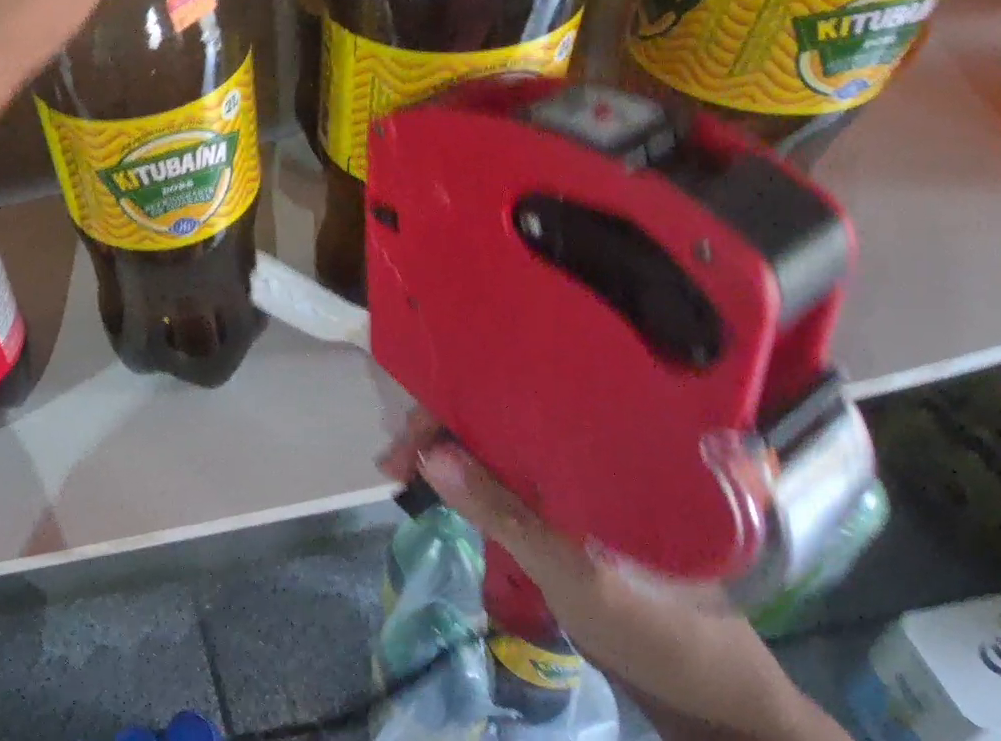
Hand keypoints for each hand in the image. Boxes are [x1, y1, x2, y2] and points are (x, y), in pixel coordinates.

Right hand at [380, 411, 847, 740]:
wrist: (715, 700)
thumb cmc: (658, 627)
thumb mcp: (572, 570)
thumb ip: (502, 512)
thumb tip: (431, 454)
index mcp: (596, 453)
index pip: (509, 407)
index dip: (448, 414)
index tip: (403, 447)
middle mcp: (585, 461)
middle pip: (497, 425)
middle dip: (438, 433)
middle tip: (392, 463)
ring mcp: (577, 491)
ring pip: (499, 454)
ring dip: (449, 457)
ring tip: (404, 472)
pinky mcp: (570, 520)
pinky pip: (509, 486)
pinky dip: (470, 484)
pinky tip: (445, 490)